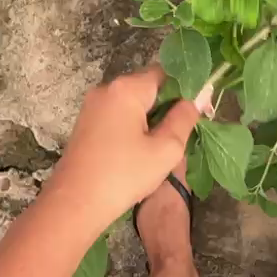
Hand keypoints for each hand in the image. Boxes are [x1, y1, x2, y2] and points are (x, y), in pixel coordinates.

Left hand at [37, 65, 201, 235]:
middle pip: (147, 87)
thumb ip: (185, 118)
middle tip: (184, 134)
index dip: (185, 89)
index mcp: (126, 89)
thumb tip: (201, 95)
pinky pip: (119, 116)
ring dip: (151, 119)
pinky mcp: (87, 123)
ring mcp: (93, 106)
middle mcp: (106, 90)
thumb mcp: (165, 149)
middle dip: (168, 106)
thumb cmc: (124, 175)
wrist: (76, 203)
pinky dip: (134, 126)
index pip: (165, 73)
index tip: (198, 112)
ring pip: (133, 103)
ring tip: (163, 146)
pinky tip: (141, 151)